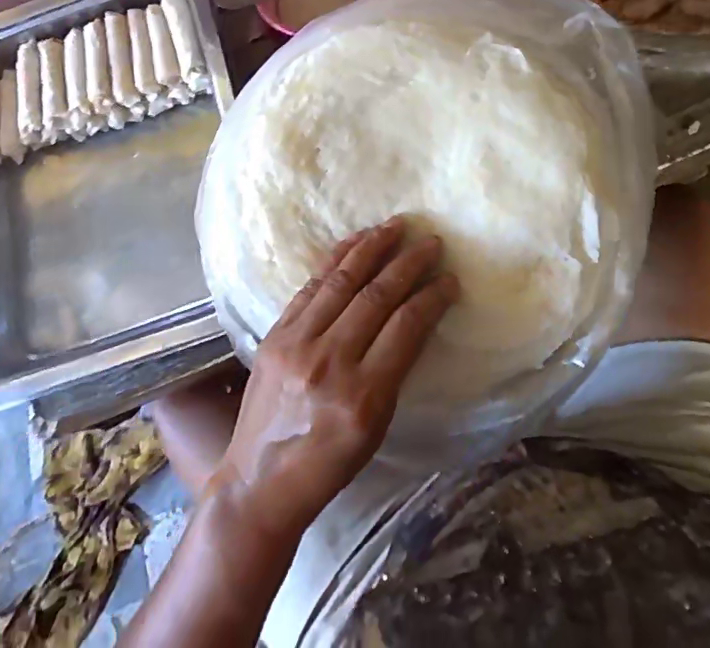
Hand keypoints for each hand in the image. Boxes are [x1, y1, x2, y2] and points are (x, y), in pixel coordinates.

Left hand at [208, 217, 457, 541]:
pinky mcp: (275, 335)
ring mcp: (296, 344)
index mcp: (363, 394)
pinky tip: (355, 244)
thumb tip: (416, 316)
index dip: (432, 296)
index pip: (406, 326)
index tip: (450, 279)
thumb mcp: (378, 425)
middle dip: (408, 263)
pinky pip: (310, 288)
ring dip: (371, 248)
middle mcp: (329, 361)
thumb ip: (396, 368)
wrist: (259, 483)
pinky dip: (335, 261)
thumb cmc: (331, 461)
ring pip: (341, 281)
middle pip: (376, 296)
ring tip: (395, 226)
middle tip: (431, 242)